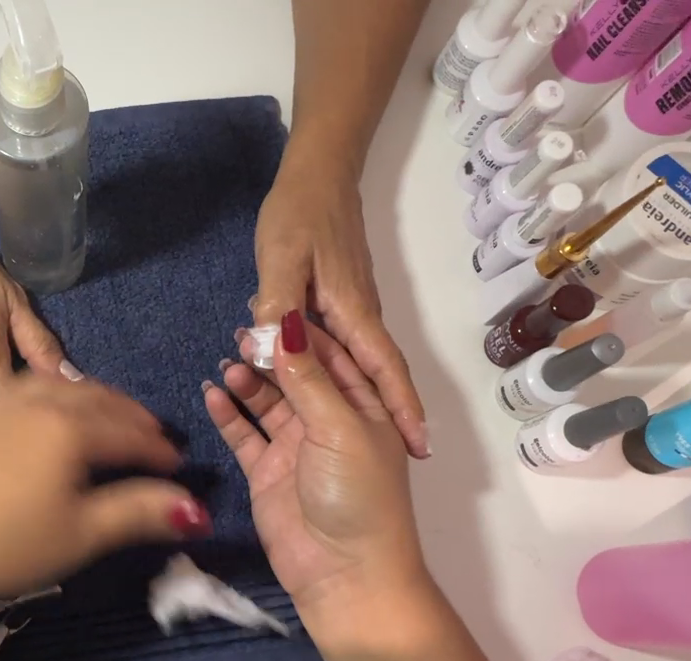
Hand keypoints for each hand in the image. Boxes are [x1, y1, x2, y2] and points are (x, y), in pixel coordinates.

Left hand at [0, 375, 209, 615]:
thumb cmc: (5, 542)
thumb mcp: (81, 534)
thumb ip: (138, 514)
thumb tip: (195, 509)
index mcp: (71, 428)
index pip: (129, 433)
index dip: (159, 452)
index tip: (181, 468)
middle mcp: (38, 404)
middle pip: (99, 401)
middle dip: (133, 419)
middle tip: (156, 439)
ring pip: (61, 390)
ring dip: (95, 402)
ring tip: (109, 420)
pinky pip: (28, 394)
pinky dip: (57, 399)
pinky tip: (49, 418)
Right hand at [206, 310, 429, 630]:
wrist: (342, 572)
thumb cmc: (356, 494)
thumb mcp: (340, 428)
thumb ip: (309, 379)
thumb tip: (284, 327)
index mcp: (363, 407)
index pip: (333, 356)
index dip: (304, 330)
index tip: (272, 303)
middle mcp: (329, 422)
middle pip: (297, 376)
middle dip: (271, 352)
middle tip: (239, 328)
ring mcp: (295, 449)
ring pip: (268, 404)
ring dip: (248, 382)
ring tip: (225, 361)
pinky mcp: (267, 474)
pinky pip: (245, 436)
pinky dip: (229, 415)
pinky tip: (212, 393)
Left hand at [248, 158, 428, 458]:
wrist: (316, 173)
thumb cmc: (299, 215)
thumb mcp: (280, 260)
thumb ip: (276, 305)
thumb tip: (273, 354)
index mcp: (352, 313)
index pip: (383, 369)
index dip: (401, 408)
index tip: (418, 446)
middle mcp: (359, 317)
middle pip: (375, 376)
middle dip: (387, 416)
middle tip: (390, 458)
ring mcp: (350, 309)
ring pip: (351, 364)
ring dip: (352, 397)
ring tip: (343, 436)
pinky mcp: (336, 302)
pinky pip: (332, 348)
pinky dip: (323, 372)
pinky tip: (304, 387)